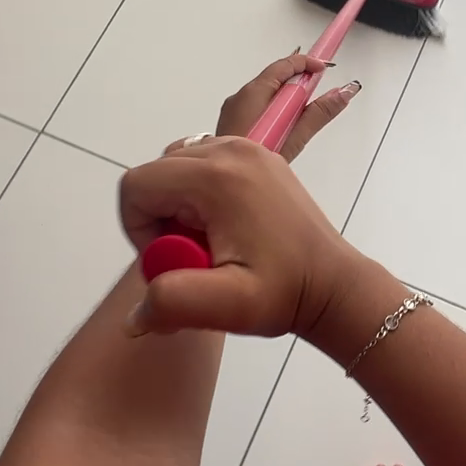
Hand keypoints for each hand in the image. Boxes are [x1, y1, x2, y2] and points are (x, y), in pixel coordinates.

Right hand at [120, 137, 379, 339]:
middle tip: (191, 254)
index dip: (139, 228)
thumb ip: (172, 303)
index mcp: (218, 176)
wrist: (333, 284)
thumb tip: (132, 316)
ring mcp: (250, 149)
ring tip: (209, 242)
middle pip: (157, 172)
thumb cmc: (285, 292)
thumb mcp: (228, 306)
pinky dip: (200, 193)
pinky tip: (225, 228)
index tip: (171, 258)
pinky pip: (206, 163)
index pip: (137, 185)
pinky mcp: (261, 158)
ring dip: (178, 204)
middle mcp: (232, 149)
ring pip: (179, 166)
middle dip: (158, 216)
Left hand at [207, 52, 361, 160]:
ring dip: (286, 97)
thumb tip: (344, 92)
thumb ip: (320, 112)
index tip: (324, 68)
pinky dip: (274, 108)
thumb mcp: (296, 137)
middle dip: (298, 82)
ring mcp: (233, 108)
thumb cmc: (256, 162)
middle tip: (318, 92)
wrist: (226, 181)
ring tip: (300, 116)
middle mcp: (240, 96)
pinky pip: (257, 105)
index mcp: (254, 94)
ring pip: (266, 92)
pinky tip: (282, 126)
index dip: (307, 63)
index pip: (284, 65)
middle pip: (275, 78)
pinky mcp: (232, 120)